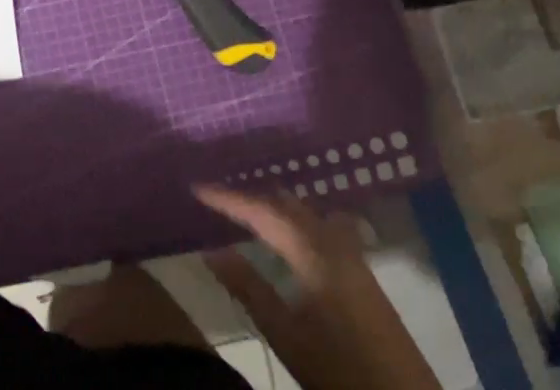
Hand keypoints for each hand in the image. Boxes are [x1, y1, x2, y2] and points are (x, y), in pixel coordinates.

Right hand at [196, 186, 441, 389]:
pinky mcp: (363, 278)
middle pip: (290, 207)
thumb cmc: (339, 372)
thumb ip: (248, 288)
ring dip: (278, 206)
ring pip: (310, 215)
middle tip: (217, 195)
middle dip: (253, 196)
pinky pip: (323, 228)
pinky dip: (296, 220)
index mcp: (315, 255)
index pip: (264, 214)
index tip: (196, 187)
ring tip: (248, 206)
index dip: (229, 199)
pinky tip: (286, 234)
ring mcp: (355, 261)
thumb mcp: (285, 334)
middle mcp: (336, 247)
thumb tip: (211, 249)